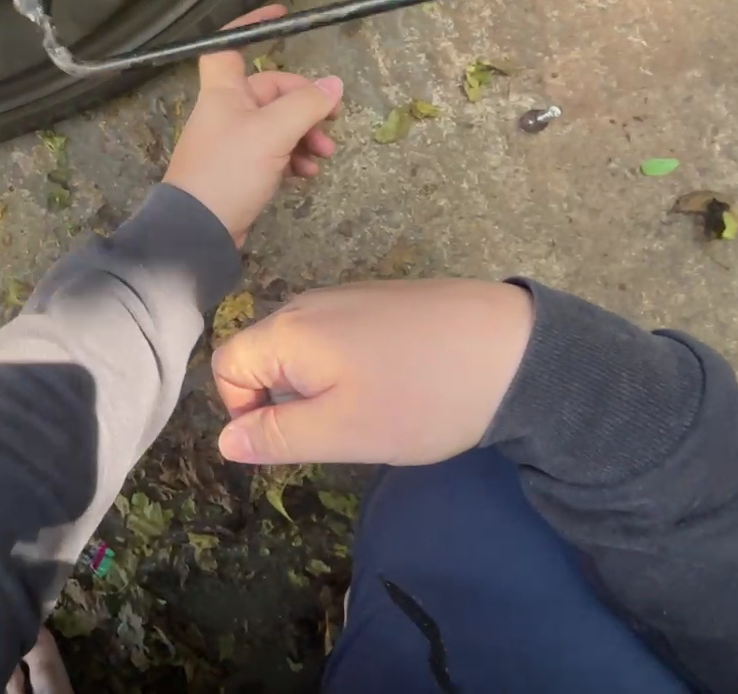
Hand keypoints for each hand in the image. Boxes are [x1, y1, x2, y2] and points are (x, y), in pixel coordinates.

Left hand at [162, 5, 344, 246]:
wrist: (198, 230)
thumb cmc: (228, 171)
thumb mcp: (272, 133)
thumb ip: (305, 105)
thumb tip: (334, 85)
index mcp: (223, 92)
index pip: (231, 45)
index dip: (252, 25)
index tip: (282, 14)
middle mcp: (226, 111)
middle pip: (273, 91)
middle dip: (306, 106)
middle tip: (333, 122)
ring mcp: (233, 142)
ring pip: (278, 125)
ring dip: (305, 136)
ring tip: (323, 155)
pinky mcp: (241, 170)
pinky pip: (274, 153)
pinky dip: (293, 158)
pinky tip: (306, 175)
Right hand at [210, 280, 534, 464]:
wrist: (513, 348)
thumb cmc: (419, 398)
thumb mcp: (342, 433)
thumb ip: (276, 437)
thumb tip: (224, 441)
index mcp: (286, 332)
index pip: (226, 365)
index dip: (241, 410)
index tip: (290, 439)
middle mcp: (305, 304)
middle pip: (262, 353)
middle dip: (283, 399)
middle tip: (336, 430)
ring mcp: (343, 296)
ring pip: (300, 346)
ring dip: (315, 385)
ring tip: (370, 409)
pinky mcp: (376, 298)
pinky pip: (334, 334)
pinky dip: (344, 364)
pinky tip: (394, 381)